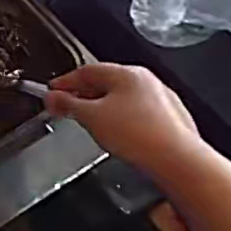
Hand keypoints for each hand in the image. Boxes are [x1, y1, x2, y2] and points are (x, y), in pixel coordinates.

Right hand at [47, 64, 206, 175]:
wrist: (177, 160)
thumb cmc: (140, 135)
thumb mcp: (92, 118)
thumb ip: (68, 105)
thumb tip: (53, 98)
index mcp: (127, 74)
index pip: (87, 71)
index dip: (66, 82)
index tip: (53, 91)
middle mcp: (147, 82)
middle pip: (106, 83)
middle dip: (83, 96)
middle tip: (67, 108)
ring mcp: (160, 100)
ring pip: (123, 100)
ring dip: (103, 109)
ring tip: (92, 126)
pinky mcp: (169, 120)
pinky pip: (138, 115)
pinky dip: (123, 122)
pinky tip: (118, 136)